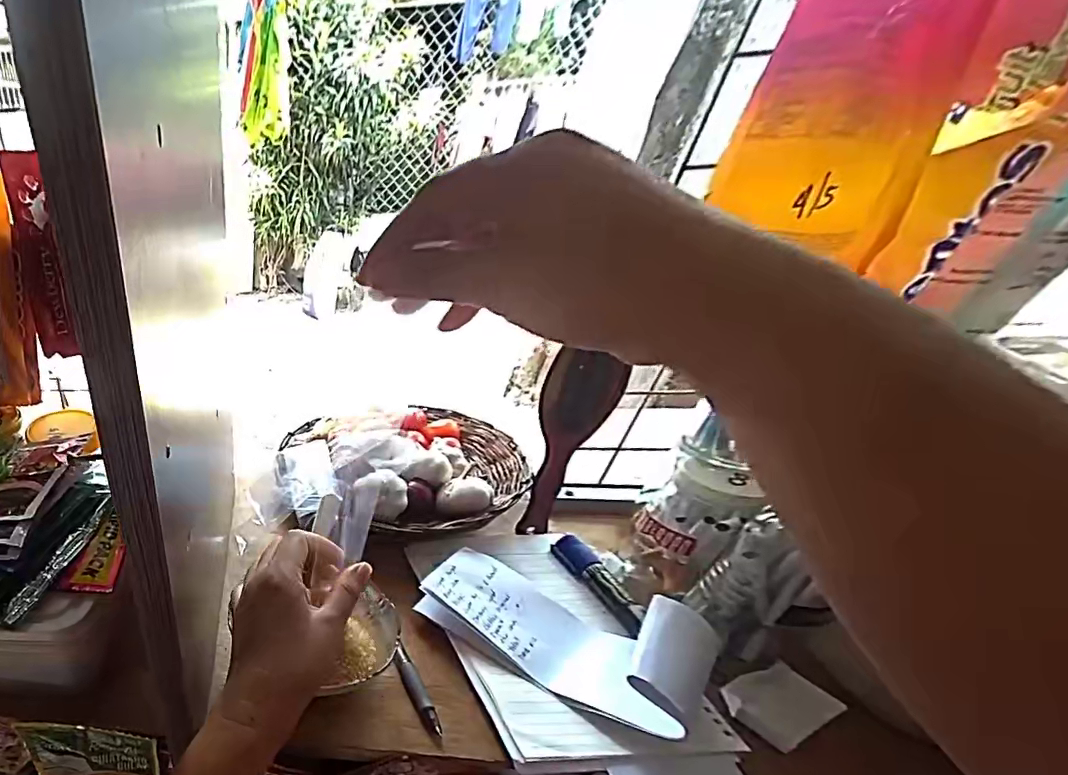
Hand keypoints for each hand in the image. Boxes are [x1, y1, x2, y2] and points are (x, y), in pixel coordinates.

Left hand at [219, 532, 371, 745]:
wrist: (259, 701)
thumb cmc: (298, 664)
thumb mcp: (330, 626)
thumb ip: (346, 591)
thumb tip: (362, 567)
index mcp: (278, 576)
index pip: (297, 539)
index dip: (322, 546)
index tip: (338, 568)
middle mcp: (255, 579)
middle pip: (280, 547)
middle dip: (307, 556)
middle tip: (329, 581)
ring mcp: (243, 596)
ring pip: (267, 565)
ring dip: (291, 570)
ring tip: (313, 596)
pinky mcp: (239, 614)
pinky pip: (257, 585)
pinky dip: (275, 586)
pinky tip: (290, 610)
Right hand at [356, 130, 736, 360]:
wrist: (700, 294)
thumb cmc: (589, 282)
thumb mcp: (498, 279)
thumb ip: (434, 273)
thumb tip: (378, 274)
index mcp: (516, 170)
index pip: (434, 204)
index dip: (395, 246)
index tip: (367, 285)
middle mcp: (545, 167)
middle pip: (465, 214)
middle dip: (425, 261)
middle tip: (393, 302)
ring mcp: (577, 192)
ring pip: (498, 232)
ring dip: (460, 272)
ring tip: (430, 313)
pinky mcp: (601, 222)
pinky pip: (531, 244)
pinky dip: (500, 275)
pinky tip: (482, 308)